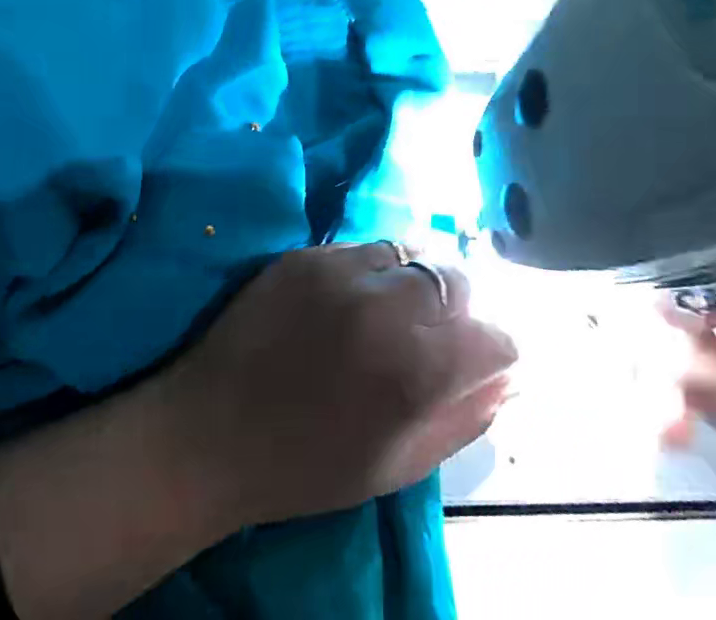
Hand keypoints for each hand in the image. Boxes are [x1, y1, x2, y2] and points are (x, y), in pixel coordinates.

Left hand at [156, 243, 517, 526]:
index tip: (471, 365)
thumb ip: (465, 418)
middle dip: (455, 313)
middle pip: (459, 283)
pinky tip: (347, 301)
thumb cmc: (307, 466)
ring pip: (412, 255)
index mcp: (419, 371)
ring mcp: (343, 274)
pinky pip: (365, 249)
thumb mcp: (399, 466)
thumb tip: (508, 379)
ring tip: (385, 313)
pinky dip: (372, 272)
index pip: (498, 339)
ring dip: (412, 285)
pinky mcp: (307, 256)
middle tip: (424, 338)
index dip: (491, 355)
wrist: (207, 433)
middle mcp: (388, 308)